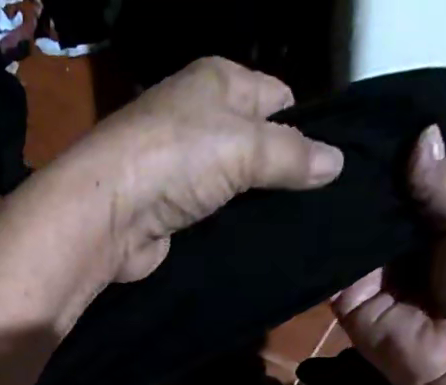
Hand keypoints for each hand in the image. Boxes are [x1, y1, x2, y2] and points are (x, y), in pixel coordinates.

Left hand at [45, 57, 344, 282]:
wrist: (108, 214)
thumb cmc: (177, 158)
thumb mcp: (245, 146)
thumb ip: (292, 155)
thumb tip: (337, 163)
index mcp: (217, 80)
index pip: (277, 97)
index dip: (303, 127)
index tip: (326, 166)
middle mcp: (198, 116)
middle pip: (257, 142)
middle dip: (283, 170)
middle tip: (318, 204)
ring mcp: (182, 165)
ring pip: (236, 183)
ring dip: (258, 204)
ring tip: (295, 228)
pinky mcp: (173, 209)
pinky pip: (216, 215)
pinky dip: (233, 227)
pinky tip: (258, 244)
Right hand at [331, 126, 445, 384]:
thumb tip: (418, 135)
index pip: (420, 176)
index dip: (402, 146)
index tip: (375, 106)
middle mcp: (410, 244)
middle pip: (381, 197)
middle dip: (366, 167)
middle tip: (336, 121)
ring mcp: (375, 272)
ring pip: (353, 225)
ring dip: (340, 196)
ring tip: (316, 149)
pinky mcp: (345, 298)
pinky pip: (331, 261)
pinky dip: (321, 234)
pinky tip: (306, 196)